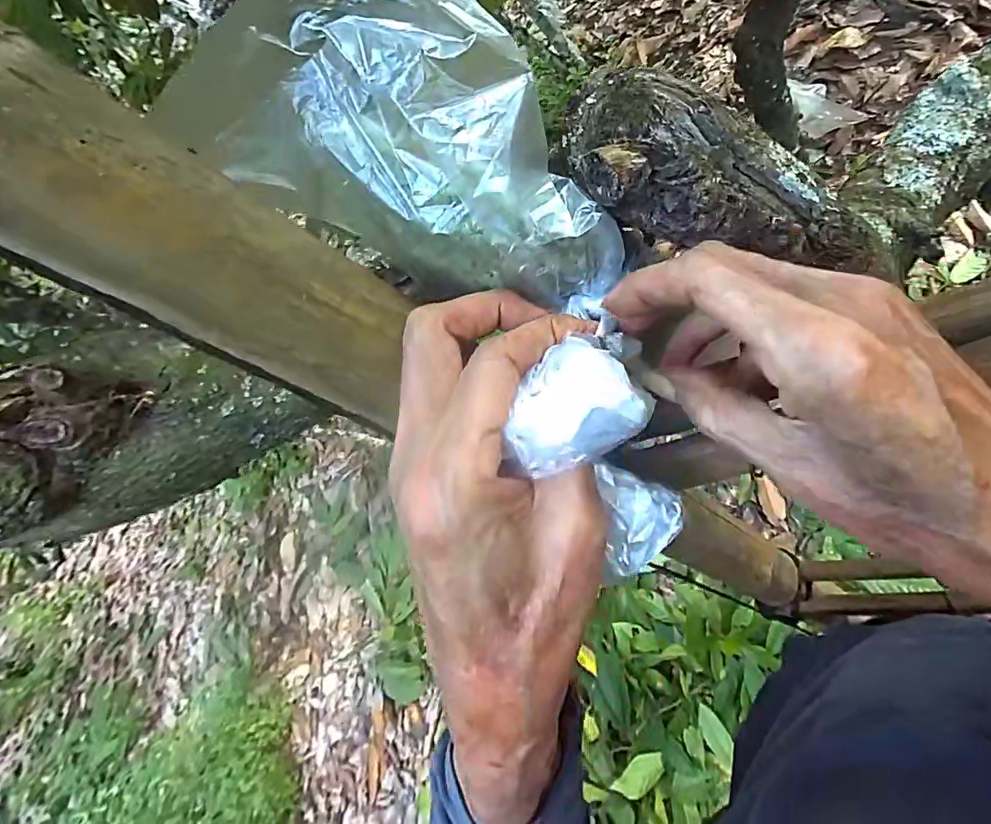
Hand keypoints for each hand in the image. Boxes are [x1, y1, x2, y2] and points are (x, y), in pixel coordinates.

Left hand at [392, 292, 605, 823]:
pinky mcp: (411, 473)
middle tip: (546, 325)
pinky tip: (522, 391)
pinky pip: (434, 391)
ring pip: (424, 358)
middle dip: (490, 308)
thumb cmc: (542, 618)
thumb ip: (576, 440)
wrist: (488, 683)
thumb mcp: (579, 528)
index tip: (587, 333)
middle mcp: (413, 458)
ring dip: (480, 336)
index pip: (491, 361)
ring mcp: (403, 463)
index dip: (544, 330)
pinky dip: (475, 370)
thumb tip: (579, 380)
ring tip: (539, 351)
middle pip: (428, 334)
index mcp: (455, 475)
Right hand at [605, 243, 990, 771]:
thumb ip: (717, 408)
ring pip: (762, 278)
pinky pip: (797, 296)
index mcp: (814, 340)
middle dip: (677, 298)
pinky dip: (756, 321)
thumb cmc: (902, 508)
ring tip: (688, 368)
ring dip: (717, 313)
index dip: (649, 286)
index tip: (614, 315)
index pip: (708, 274)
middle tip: (643, 346)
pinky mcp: (881, 305)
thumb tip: (668, 378)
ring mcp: (866, 293)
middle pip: (730, 265)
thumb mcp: (791, 466)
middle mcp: (840, 295)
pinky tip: (742, 367)